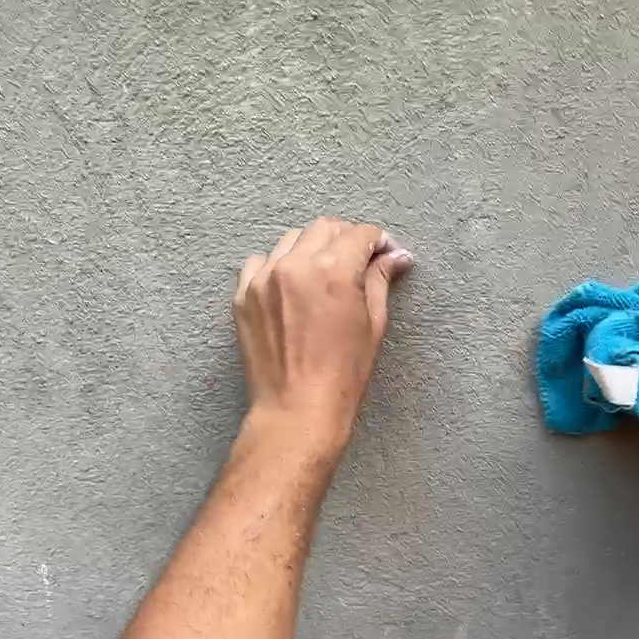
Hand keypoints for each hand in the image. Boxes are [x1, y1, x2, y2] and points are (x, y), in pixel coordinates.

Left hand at [234, 217, 412, 456]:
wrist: (296, 410)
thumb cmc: (340, 377)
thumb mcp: (372, 326)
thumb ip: (380, 282)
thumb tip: (394, 257)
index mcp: (333, 271)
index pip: (359, 234)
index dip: (378, 241)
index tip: (384, 252)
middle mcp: (295, 266)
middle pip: (324, 228)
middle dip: (345, 239)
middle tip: (358, 262)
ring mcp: (264, 279)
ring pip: (292, 241)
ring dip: (312, 250)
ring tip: (324, 277)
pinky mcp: (244, 296)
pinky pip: (261, 263)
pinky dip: (280, 266)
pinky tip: (293, 289)